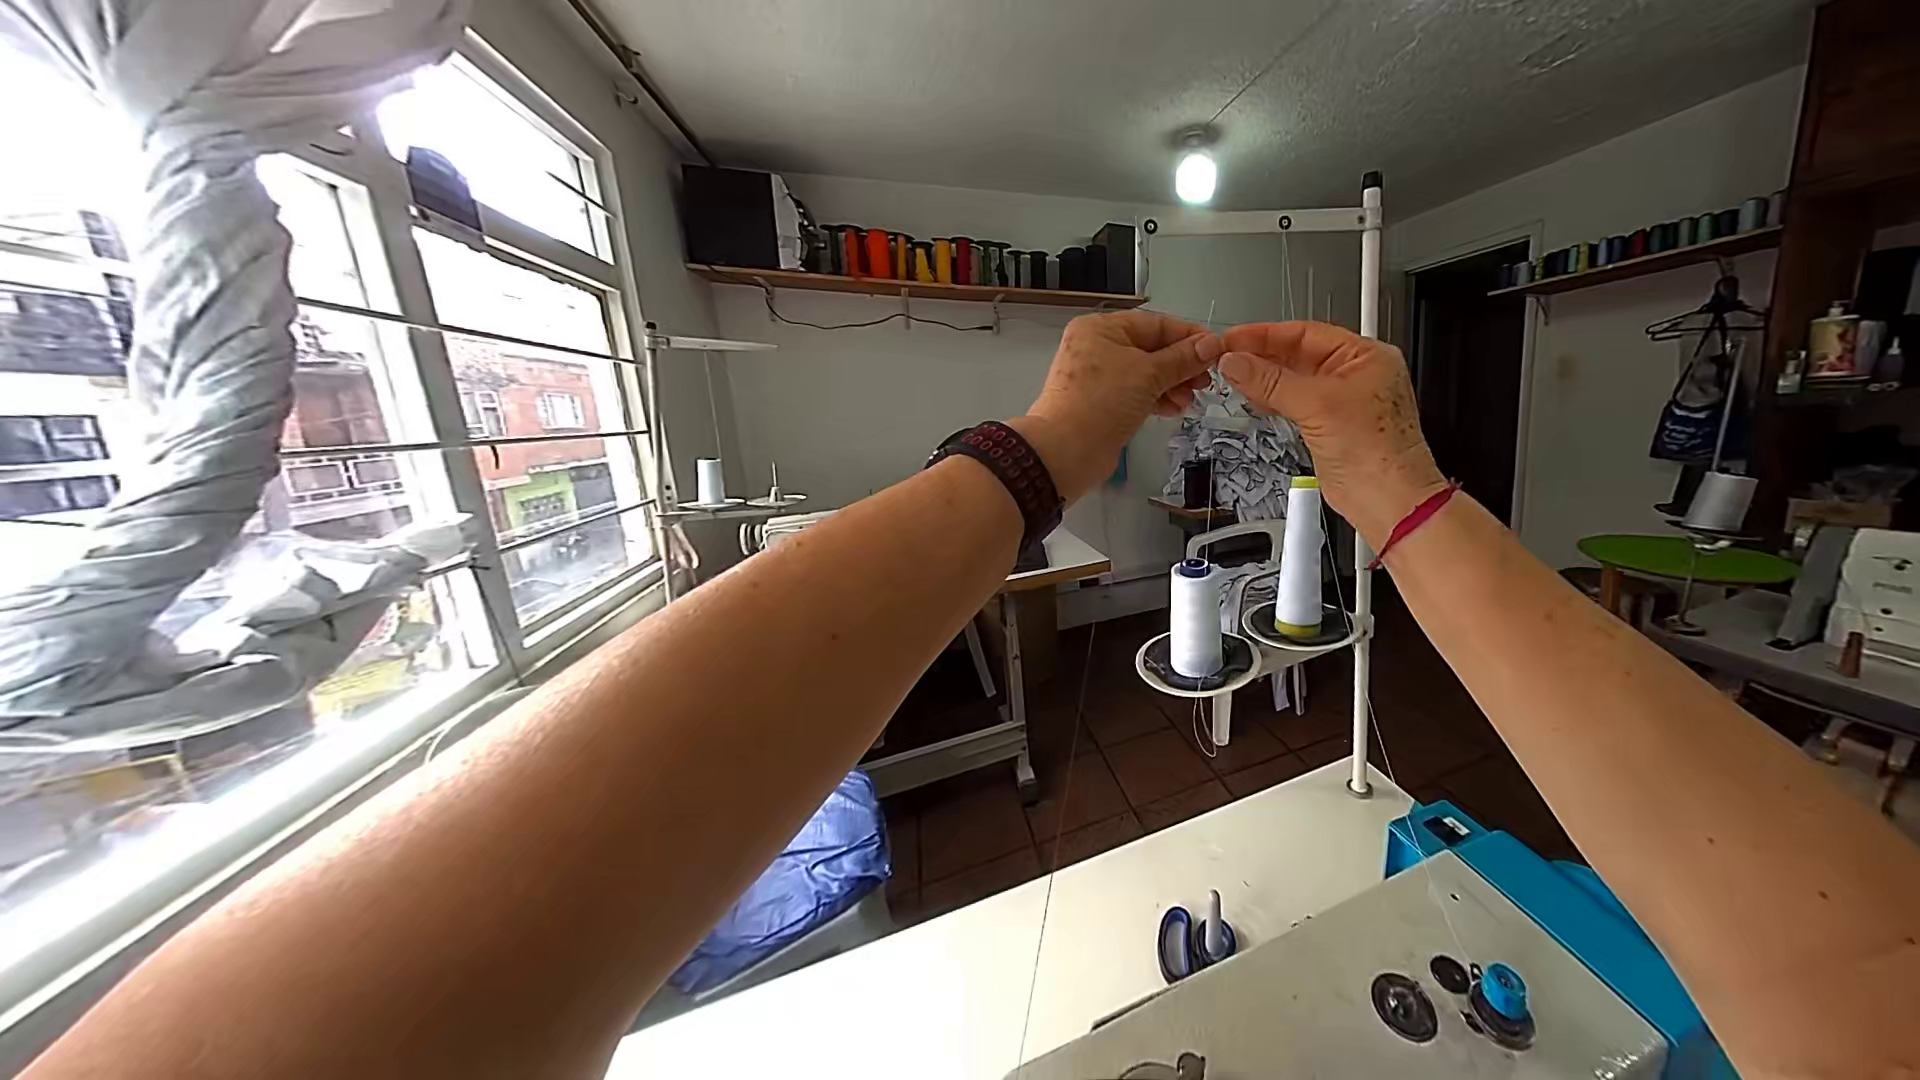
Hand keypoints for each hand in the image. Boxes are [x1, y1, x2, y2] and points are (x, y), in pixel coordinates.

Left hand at [1011, 312, 1221, 502]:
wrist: (1067, 451)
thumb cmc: (1096, 405)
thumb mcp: (1149, 373)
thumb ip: (1182, 358)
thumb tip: (1208, 346)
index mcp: (1100, 328)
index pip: (1155, 323)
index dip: (1188, 337)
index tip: (1214, 350)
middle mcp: (1095, 349)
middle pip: (1151, 349)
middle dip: (1181, 365)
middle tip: (1203, 378)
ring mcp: (1096, 379)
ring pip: (1144, 375)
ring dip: (1171, 385)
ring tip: (1187, 399)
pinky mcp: (1100, 405)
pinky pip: (1134, 395)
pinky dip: (1155, 399)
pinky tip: (1172, 408)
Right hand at [1218, 321, 1446, 547]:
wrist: (1385, 498)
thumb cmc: (1378, 453)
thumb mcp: (1317, 405)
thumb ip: (1271, 381)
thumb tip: (1236, 363)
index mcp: (1364, 357)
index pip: (1306, 333)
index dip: (1265, 334)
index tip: (1233, 338)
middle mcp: (1353, 375)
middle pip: (1297, 355)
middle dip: (1260, 355)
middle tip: (1227, 358)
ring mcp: (1339, 401)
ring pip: (1291, 379)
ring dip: (1262, 378)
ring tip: (1233, 376)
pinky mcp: (1326, 425)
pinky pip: (1291, 402)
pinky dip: (1270, 399)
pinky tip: (1253, 398)